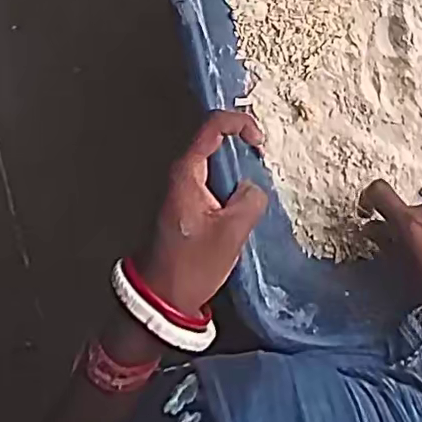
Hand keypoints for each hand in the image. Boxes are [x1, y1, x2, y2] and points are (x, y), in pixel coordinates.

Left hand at [139, 111, 268, 313]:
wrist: (161, 298)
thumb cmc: (191, 265)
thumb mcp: (231, 233)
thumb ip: (250, 200)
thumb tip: (252, 187)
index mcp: (187, 172)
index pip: (213, 125)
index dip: (240, 123)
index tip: (258, 142)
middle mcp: (181, 172)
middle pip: (215, 139)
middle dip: (242, 146)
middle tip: (261, 163)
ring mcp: (182, 186)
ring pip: (215, 161)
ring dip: (238, 167)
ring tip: (255, 187)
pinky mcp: (187, 201)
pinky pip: (213, 178)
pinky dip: (231, 182)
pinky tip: (242, 202)